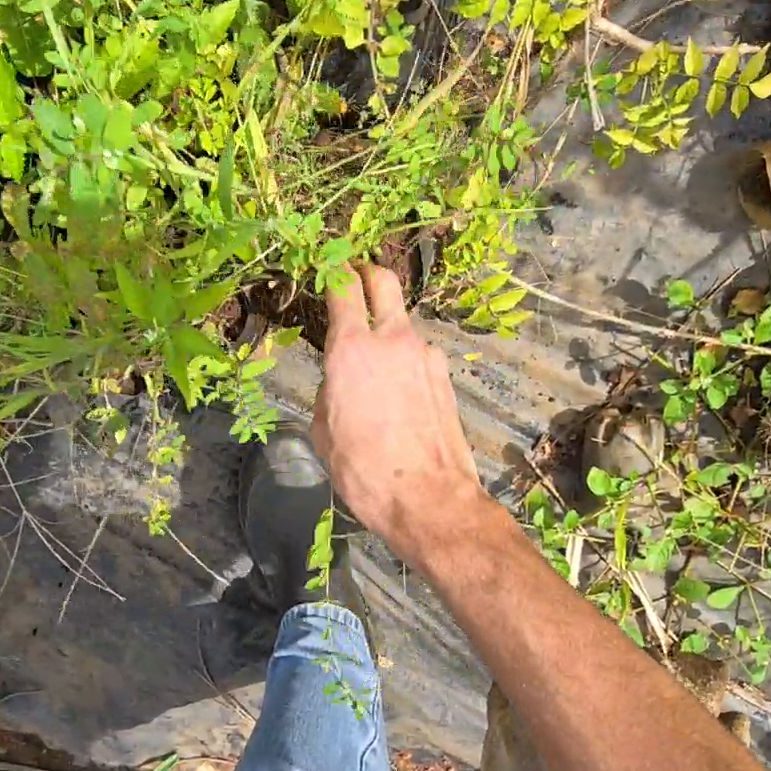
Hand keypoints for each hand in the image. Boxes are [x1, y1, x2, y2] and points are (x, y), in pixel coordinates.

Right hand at [312, 264, 490, 562]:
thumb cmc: (364, 472)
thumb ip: (329, 392)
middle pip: (383, 281)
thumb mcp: (324, 433)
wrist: (429, 499)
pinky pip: (418, 355)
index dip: (332, 272)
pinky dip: (406, 361)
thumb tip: (339, 383)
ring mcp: (425, 355)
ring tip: (375, 365)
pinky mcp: (445, 377)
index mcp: (351, 349)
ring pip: (402, 324)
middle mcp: (392, 341)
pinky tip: (399, 395)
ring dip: (387, 330)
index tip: (326, 271)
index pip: (342, 287)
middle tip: (355, 280)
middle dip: (367, 273)